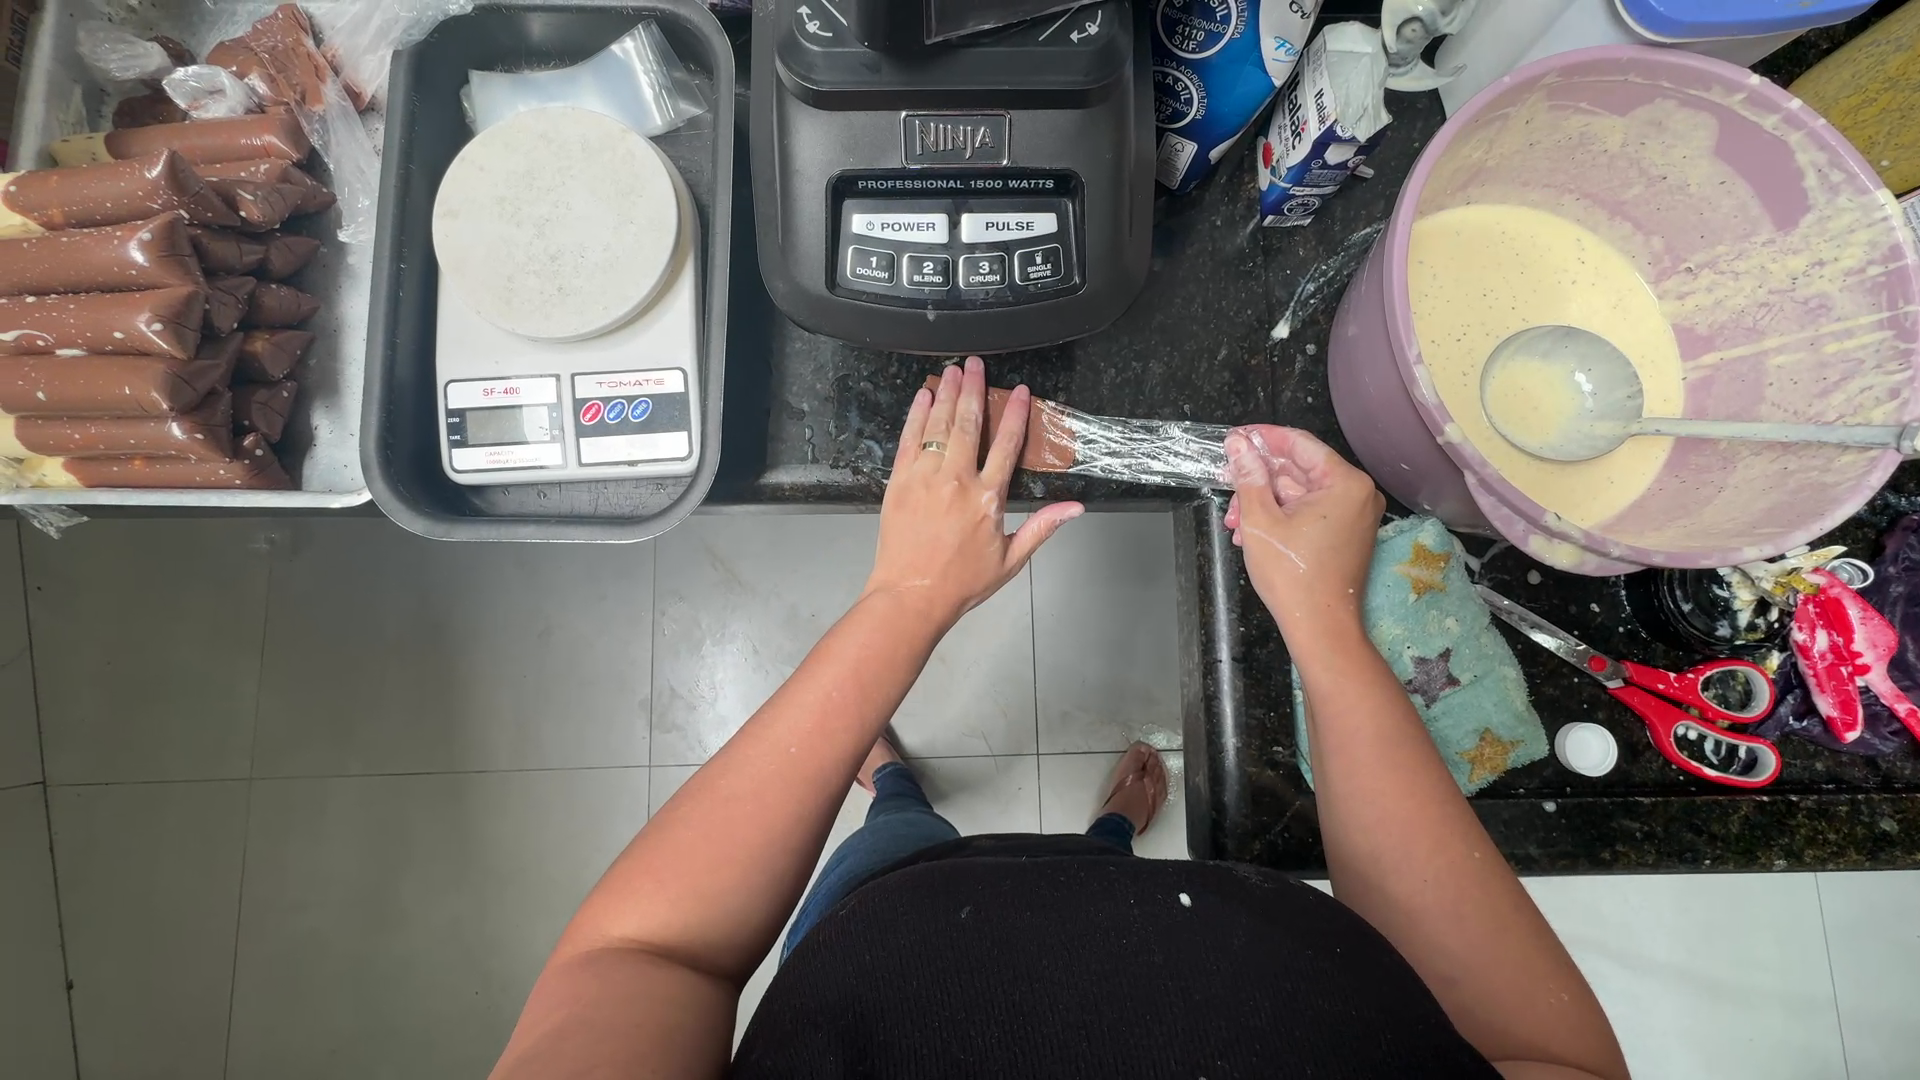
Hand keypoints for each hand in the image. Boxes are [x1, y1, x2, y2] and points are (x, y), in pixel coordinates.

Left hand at [865, 357, 1082, 626]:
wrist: (910, 596)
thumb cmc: (961, 583)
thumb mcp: (1010, 560)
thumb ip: (1042, 528)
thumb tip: (1076, 508)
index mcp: (987, 498)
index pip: (1006, 446)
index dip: (1014, 415)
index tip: (1019, 391)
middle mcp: (957, 480)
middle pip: (969, 424)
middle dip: (975, 390)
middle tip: (977, 363)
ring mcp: (925, 478)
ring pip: (939, 426)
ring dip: (948, 394)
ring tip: (954, 369)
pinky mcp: (899, 481)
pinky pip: (908, 440)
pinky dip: (916, 415)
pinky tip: (924, 396)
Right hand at [1223, 425, 1383, 635]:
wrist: (1319, 625)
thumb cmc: (1291, 573)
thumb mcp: (1260, 519)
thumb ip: (1249, 476)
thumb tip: (1238, 444)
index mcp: (1344, 482)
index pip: (1299, 444)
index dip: (1263, 438)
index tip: (1234, 437)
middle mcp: (1356, 493)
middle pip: (1298, 470)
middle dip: (1258, 478)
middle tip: (1225, 483)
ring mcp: (1353, 514)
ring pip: (1299, 493)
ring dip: (1263, 501)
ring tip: (1234, 522)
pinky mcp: (1345, 533)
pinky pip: (1308, 511)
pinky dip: (1280, 516)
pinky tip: (1251, 531)